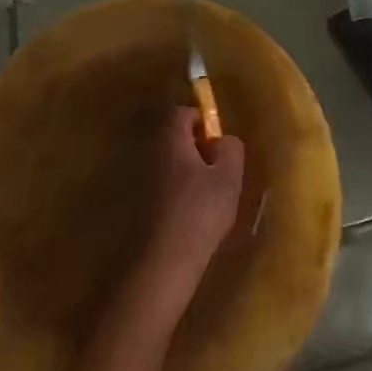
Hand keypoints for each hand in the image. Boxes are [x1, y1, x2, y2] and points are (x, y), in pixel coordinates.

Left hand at [144, 106, 244, 278]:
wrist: (164, 258)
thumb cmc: (200, 211)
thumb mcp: (228, 177)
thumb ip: (230, 149)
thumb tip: (224, 139)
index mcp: (171, 138)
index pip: (182, 112)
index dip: (203, 120)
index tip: (219, 143)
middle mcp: (152, 151)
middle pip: (175, 136)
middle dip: (198, 147)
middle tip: (219, 170)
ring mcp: (143, 176)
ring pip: (170, 161)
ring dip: (189, 170)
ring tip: (209, 195)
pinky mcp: (141, 201)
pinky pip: (164, 183)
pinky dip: (179, 190)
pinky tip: (193, 213)